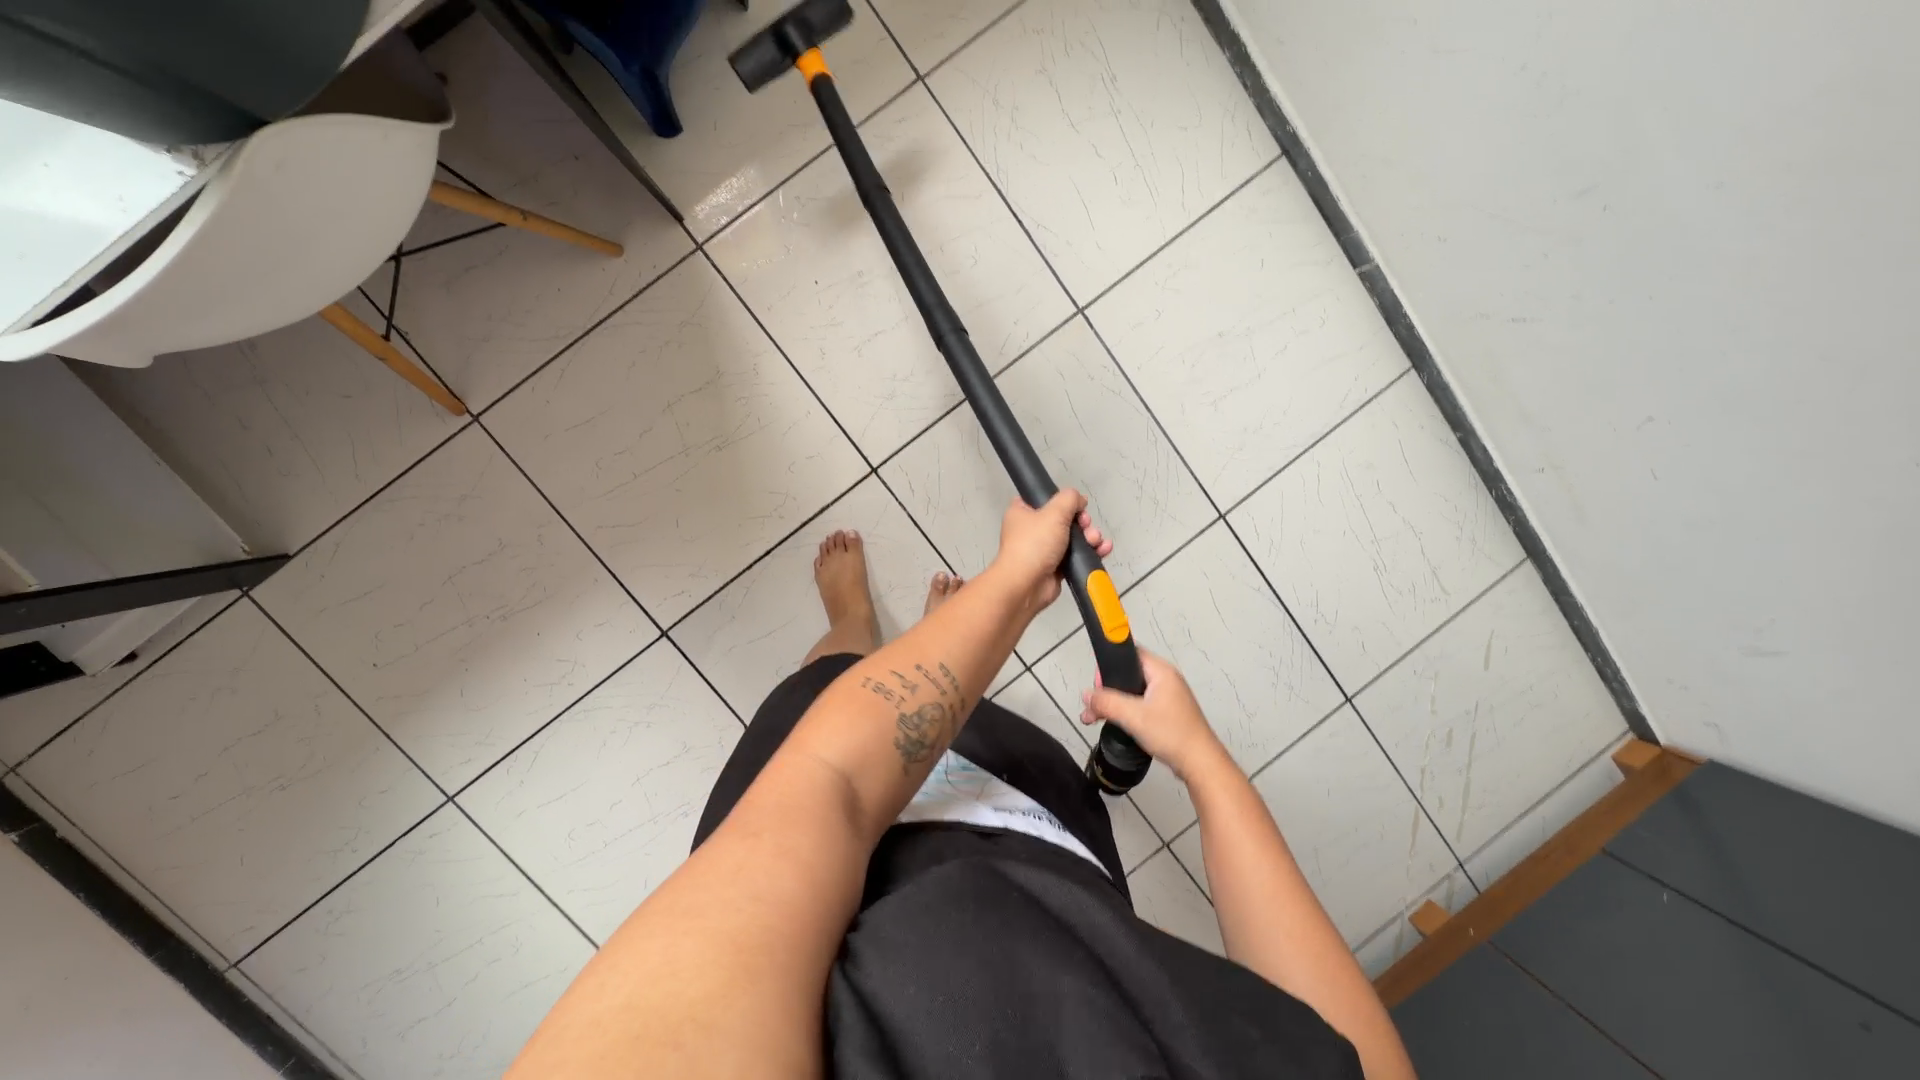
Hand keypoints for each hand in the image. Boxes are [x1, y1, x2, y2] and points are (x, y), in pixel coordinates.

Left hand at [991, 490, 1110, 615]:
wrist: (1027, 585)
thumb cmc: (1035, 544)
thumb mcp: (1053, 513)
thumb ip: (1069, 499)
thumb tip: (1079, 500)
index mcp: (1023, 512)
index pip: (1044, 499)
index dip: (1062, 500)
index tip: (1076, 506)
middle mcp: (1032, 529)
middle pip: (1064, 518)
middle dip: (1082, 522)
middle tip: (1086, 526)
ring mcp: (1044, 549)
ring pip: (1073, 537)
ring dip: (1090, 537)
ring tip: (1096, 541)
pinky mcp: (1056, 566)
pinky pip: (1077, 555)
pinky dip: (1090, 552)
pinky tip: (1103, 550)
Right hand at [1079, 650, 1228, 781]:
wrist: (1200, 763)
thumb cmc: (1170, 734)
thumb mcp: (1134, 716)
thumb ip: (1107, 702)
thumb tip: (1086, 695)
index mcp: (1161, 672)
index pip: (1130, 654)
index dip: (1110, 665)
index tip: (1098, 684)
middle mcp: (1166, 680)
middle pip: (1129, 674)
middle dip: (1108, 688)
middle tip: (1095, 704)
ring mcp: (1168, 697)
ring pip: (1133, 692)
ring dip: (1114, 703)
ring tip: (1096, 717)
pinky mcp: (1167, 713)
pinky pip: (1141, 705)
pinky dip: (1126, 712)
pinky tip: (1114, 724)